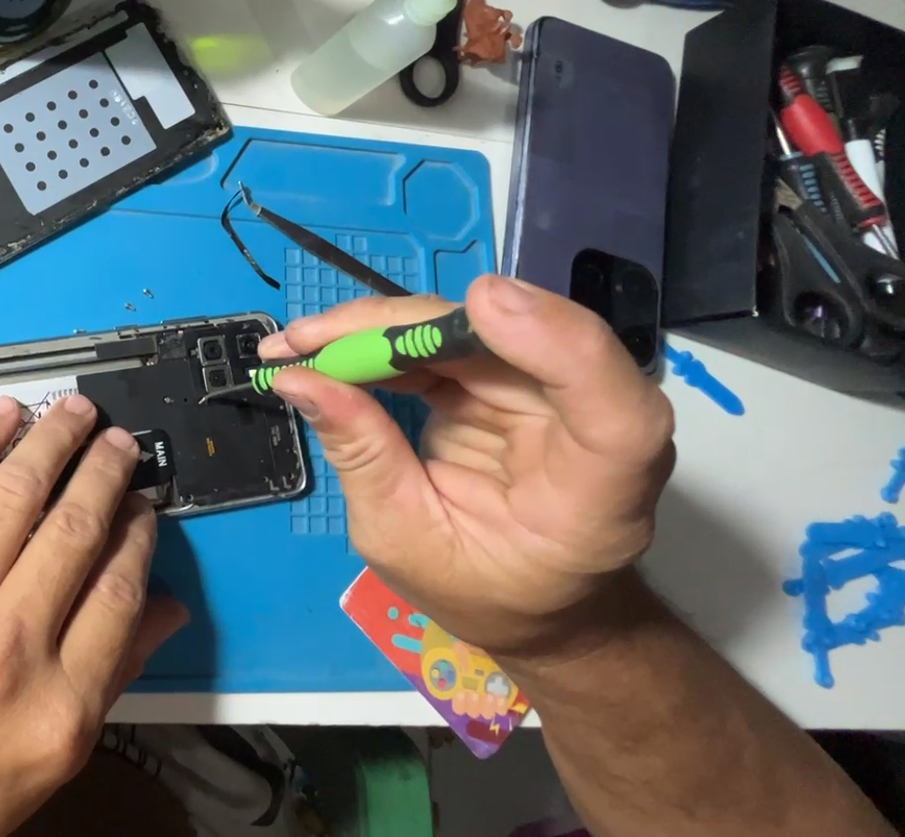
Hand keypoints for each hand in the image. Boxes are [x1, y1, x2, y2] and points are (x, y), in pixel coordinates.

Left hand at [0, 394, 188, 836]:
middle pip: (75, 530)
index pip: (120, 591)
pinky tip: (2, 416)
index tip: (143, 506)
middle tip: (119, 444)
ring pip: (16, 495)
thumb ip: (112, 676)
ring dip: (51, 441)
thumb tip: (164, 610)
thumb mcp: (49, 760)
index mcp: (59, 704)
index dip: (139, 535)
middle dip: (105, 473)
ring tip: (74, 411)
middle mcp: (9, 643)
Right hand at [264, 275, 674, 660]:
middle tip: (303, 339)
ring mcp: (541, 392)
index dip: (555, 340)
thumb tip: (299, 379)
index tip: (479, 302)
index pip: (609, 406)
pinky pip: (435, 340)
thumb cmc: (480, 588)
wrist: (526, 601)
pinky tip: (321, 347)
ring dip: (370, 328)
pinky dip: (374, 340)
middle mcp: (581, 424)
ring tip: (294, 344)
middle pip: (504, 345)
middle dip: (396, 328)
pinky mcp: (500, 379)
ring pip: (459, 328)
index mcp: (593, 494)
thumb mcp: (402, 539)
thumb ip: (362, 457)